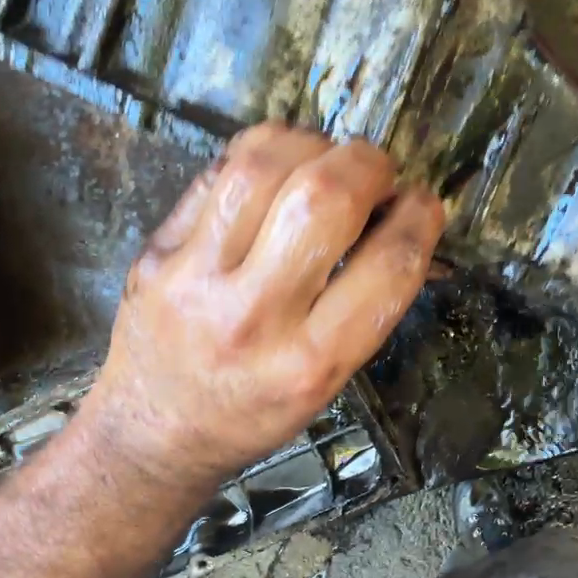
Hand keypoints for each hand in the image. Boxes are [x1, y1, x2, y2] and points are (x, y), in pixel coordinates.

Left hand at [76, 123, 444, 483]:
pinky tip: (279, 166)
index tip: (421, 205)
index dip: (419, 219)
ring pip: (262, 167)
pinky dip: (262, 154)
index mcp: (310, 364)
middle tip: (376, 173)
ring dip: (312, 145)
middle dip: (368, 166)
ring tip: (326, 160)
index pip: (387, 267)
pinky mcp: (156, 252)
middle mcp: (253, 318)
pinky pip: (216, 174)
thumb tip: (399, 219)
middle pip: (323, 200)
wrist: (156, 432)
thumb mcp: (327, 385)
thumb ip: (365, 306)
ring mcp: (195, 279)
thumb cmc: (254, 413)